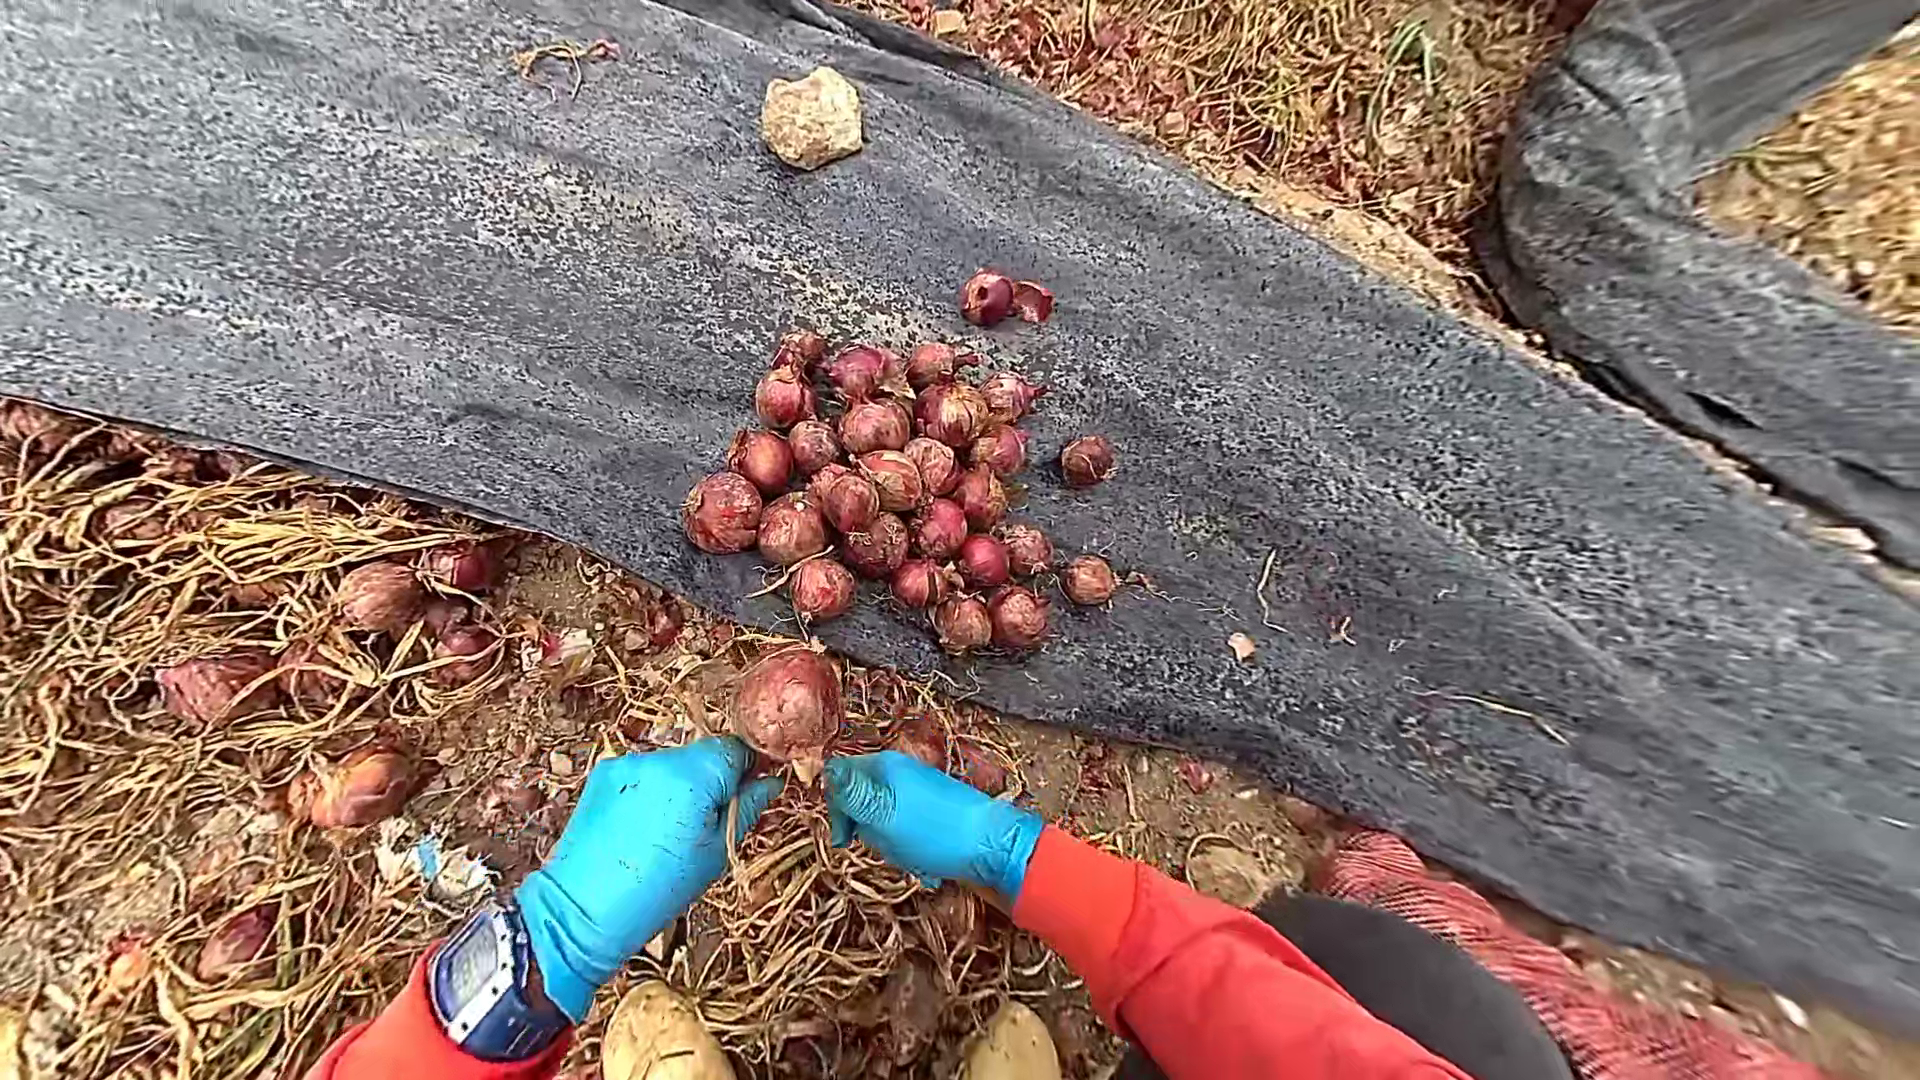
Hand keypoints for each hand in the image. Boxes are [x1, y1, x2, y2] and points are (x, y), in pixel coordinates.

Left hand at [514, 736, 781, 1020]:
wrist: (577, 914)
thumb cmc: (659, 889)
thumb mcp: (718, 852)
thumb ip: (749, 806)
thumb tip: (772, 781)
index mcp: (695, 774)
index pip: (738, 747)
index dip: (748, 768)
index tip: (747, 791)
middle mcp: (663, 757)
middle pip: (706, 752)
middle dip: (714, 777)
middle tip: (708, 817)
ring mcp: (631, 761)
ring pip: (677, 761)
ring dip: (683, 783)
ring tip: (670, 825)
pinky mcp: (606, 771)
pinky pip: (647, 770)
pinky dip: (654, 788)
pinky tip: (644, 822)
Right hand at [825, 751, 1042, 898]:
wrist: (990, 846)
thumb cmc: (934, 832)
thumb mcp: (883, 815)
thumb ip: (853, 794)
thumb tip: (824, 768)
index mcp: (885, 766)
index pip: (840, 776)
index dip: (837, 807)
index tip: (845, 838)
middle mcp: (900, 772)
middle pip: (859, 799)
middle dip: (866, 829)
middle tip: (883, 846)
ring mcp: (916, 789)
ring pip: (880, 817)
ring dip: (888, 842)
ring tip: (908, 856)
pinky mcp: (931, 808)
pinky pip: (903, 827)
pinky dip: (908, 847)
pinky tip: (924, 863)